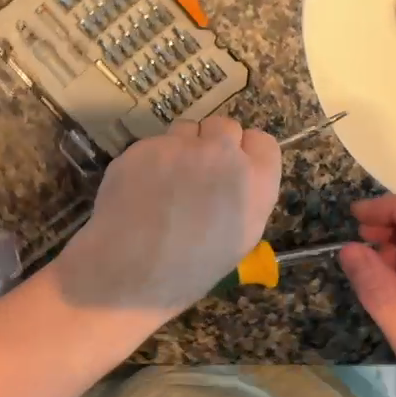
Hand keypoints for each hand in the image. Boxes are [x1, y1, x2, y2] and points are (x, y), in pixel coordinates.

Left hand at [50, 117, 281, 323]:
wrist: (133, 270)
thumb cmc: (191, 268)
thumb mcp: (239, 238)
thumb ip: (244, 195)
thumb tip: (233, 175)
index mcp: (255, 183)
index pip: (262, 141)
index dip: (244, 151)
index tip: (231, 165)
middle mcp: (223, 156)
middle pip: (224, 126)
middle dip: (211, 141)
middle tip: (196, 170)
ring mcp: (181, 147)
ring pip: (185, 128)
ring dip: (179, 146)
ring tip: (164, 181)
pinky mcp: (144, 147)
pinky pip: (152, 144)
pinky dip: (147, 160)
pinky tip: (138, 188)